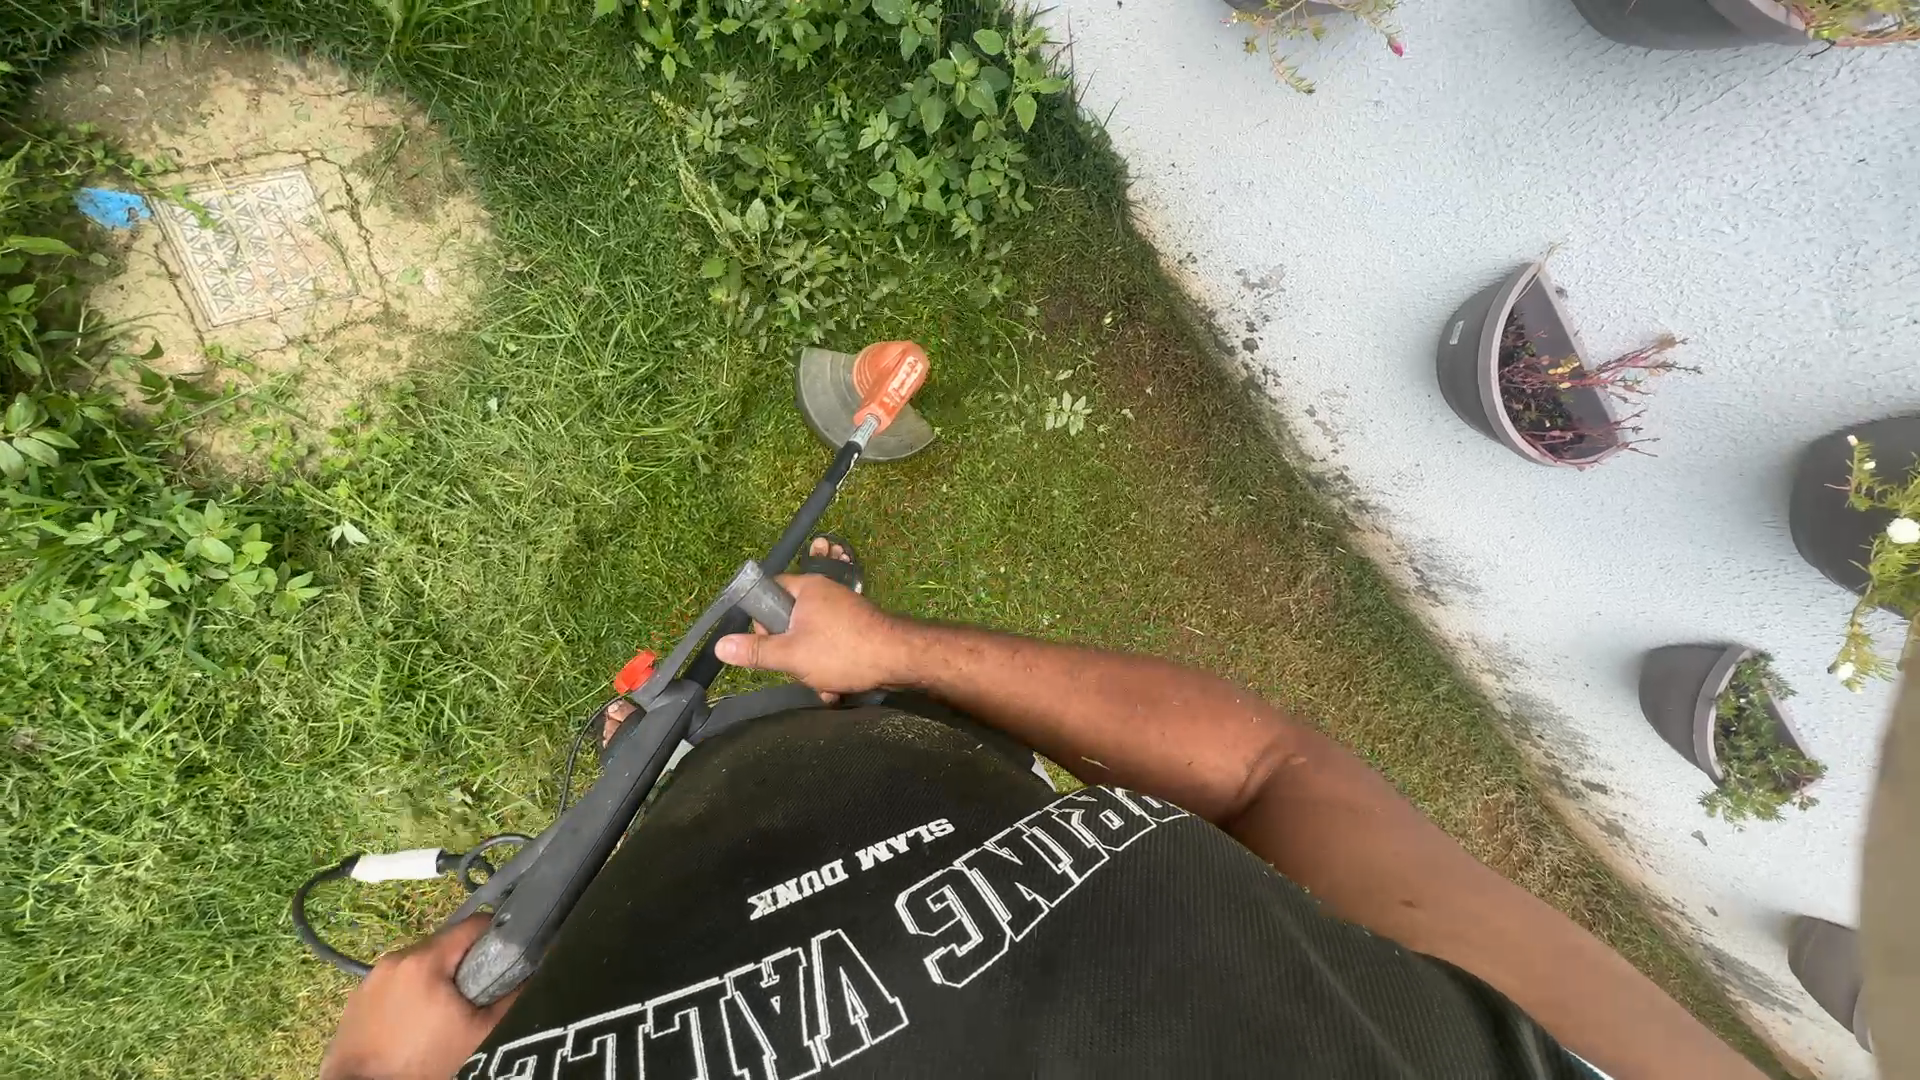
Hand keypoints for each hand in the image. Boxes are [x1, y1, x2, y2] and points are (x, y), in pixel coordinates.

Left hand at [320, 916, 515, 1079]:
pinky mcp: (354, 1001)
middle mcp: (394, 958)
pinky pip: (398, 982)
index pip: (476, 923)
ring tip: (446, 1011)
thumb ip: (514, 994)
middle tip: (478, 993)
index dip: (499, 936)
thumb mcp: (482, 1033)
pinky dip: (412, 993)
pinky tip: (416, 1022)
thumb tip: (537, 968)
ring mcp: (369, 980)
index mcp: (424, 958)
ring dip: (438, 976)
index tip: (508, 959)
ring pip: (422, 962)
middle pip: (448, 943)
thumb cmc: (424, 1064)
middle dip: (467, 961)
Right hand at [715, 573, 913, 693]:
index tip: (764, 643)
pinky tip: (837, 688)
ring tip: (823, 685)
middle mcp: (825, 594)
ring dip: (812, 668)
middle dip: (790, 653)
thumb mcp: (791, 654)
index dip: (760, 619)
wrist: (900, 659)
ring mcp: (843, 613)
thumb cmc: (842, 651)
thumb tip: (720, 645)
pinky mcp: (857, 630)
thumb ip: (756, 650)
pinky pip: (831, 648)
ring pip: (810, 641)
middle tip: (797, 668)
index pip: (769, 592)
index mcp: (807, 588)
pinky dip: (831, 669)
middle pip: (789, 622)